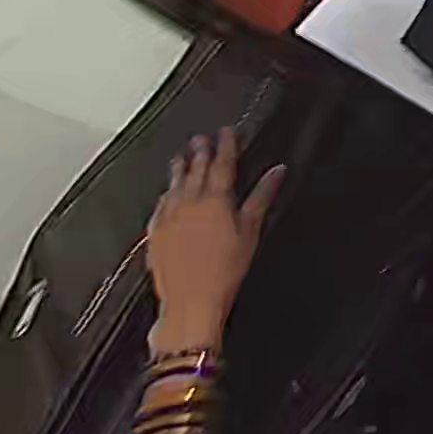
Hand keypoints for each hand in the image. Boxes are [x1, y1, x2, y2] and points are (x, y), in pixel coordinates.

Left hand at [146, 127, 284, 354]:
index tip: (227, 132)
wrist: (190, 301)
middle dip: (200, 151)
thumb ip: (263, 196)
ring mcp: (169, 218)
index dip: (226, 145)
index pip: (222, 164)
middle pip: (195, 170)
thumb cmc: (225, 268)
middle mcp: (189, 203)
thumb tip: (277, 172)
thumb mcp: (251, 229)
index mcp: (215, 200)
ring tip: (182, 155)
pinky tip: (167, 192)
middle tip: (202, 137)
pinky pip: (160, 204)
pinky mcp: (156, 234)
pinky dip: (166, 192)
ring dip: (180, 167)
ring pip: (175, 184)